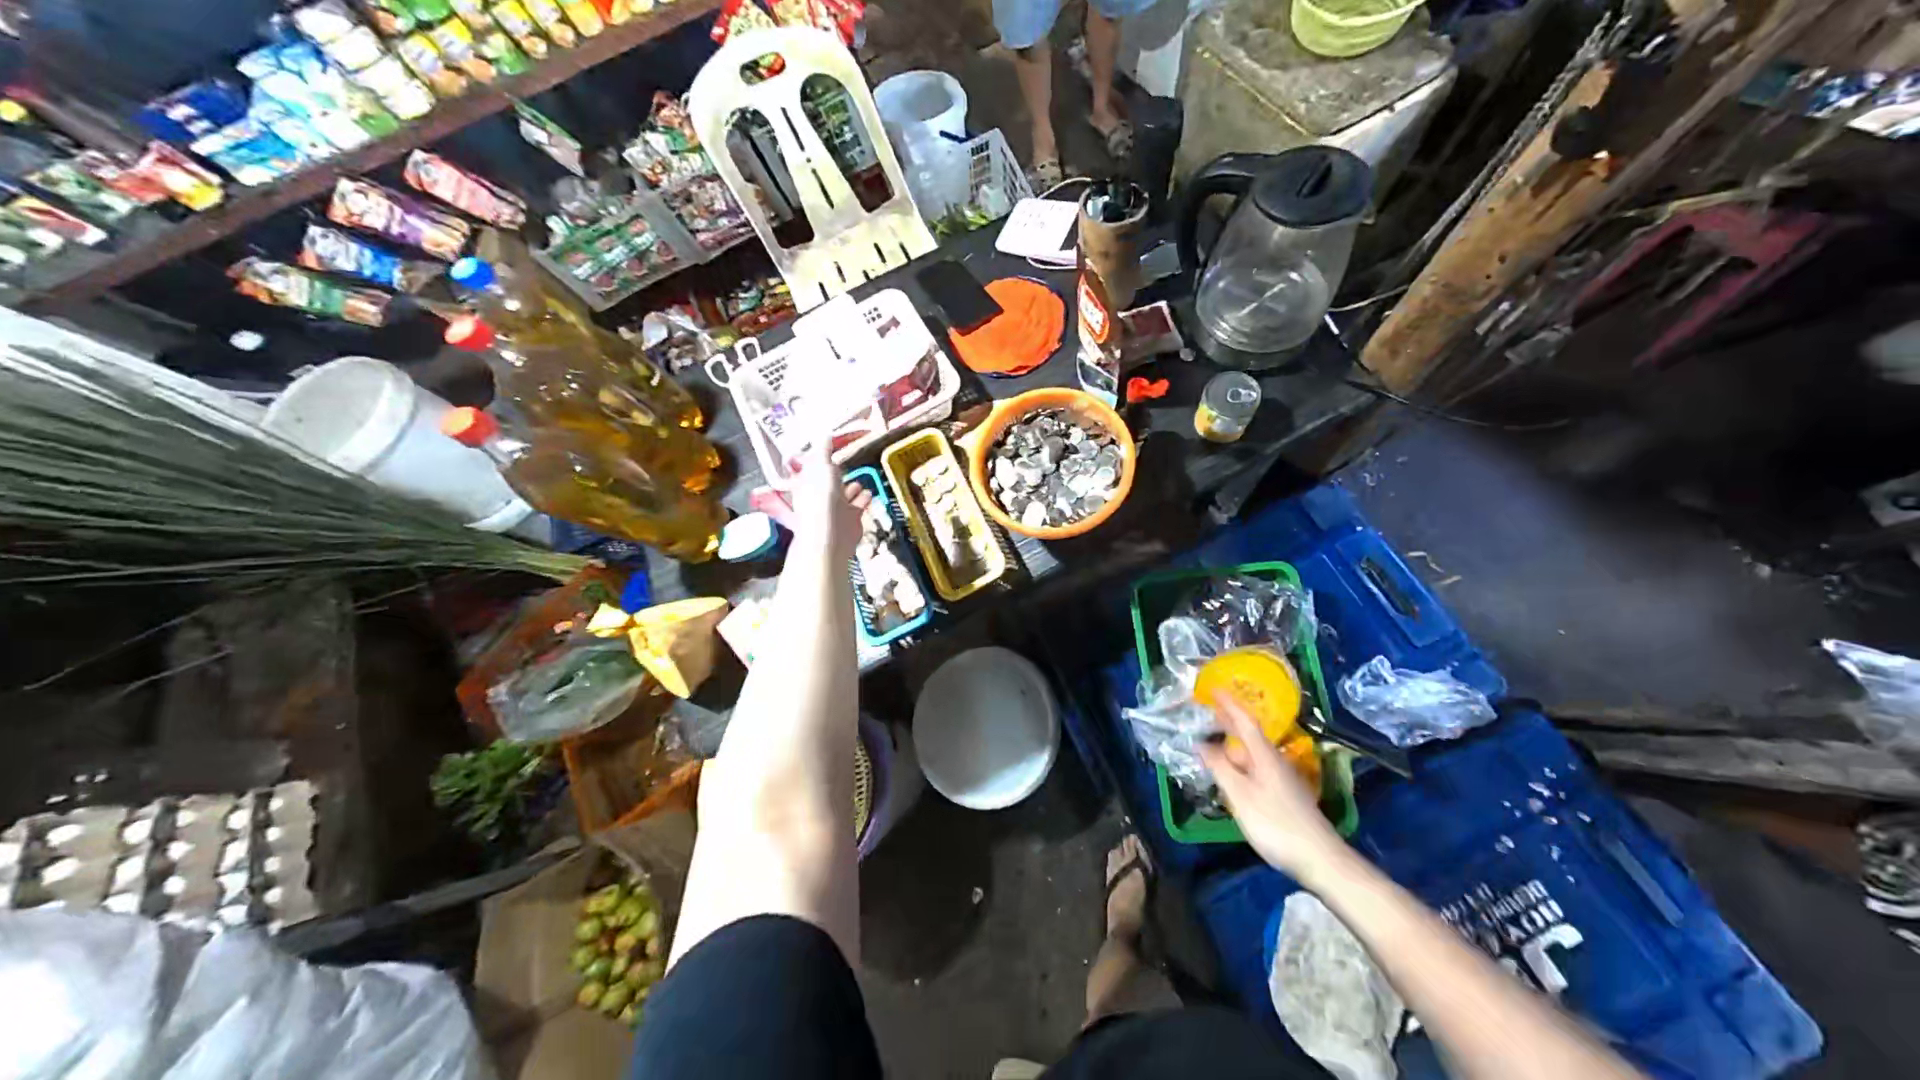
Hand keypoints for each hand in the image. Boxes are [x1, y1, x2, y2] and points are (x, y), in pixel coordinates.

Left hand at [792, 443, 869, 560]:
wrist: (832, 531)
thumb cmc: (822, 494)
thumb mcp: (821, 464)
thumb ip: (823, 449)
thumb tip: (825, 435)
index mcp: (806, 482)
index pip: (811, 467)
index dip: (819, 458)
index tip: (829, 450)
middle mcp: (818, 495)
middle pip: (827, 481)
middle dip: (835, 474)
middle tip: (844, 465)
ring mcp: (834, 509)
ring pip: (844, 494)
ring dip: (851, 487)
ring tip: (859, 480)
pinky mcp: (849, 519)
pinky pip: (858, 505)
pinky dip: (863, 498)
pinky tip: (868, 492)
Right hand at [1198, 692, 1347, 885]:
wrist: (1320, 859)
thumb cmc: (1276, 824)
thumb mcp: (1240, 795)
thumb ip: (1220, 768)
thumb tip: (1200, 743)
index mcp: (1265, 756)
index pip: (1245, 721)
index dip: (1229, 704)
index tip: (1212, 688)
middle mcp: (1275, 762)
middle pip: (1251, 734)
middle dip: (1230, 720)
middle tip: (1208, 709)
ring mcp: (1282, 779)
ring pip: (1253, 752)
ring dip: (1234, 742)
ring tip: (1214, 739)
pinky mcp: (1285, 796)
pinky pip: (1257, 767)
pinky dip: (1240, 760)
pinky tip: (1233, 772)